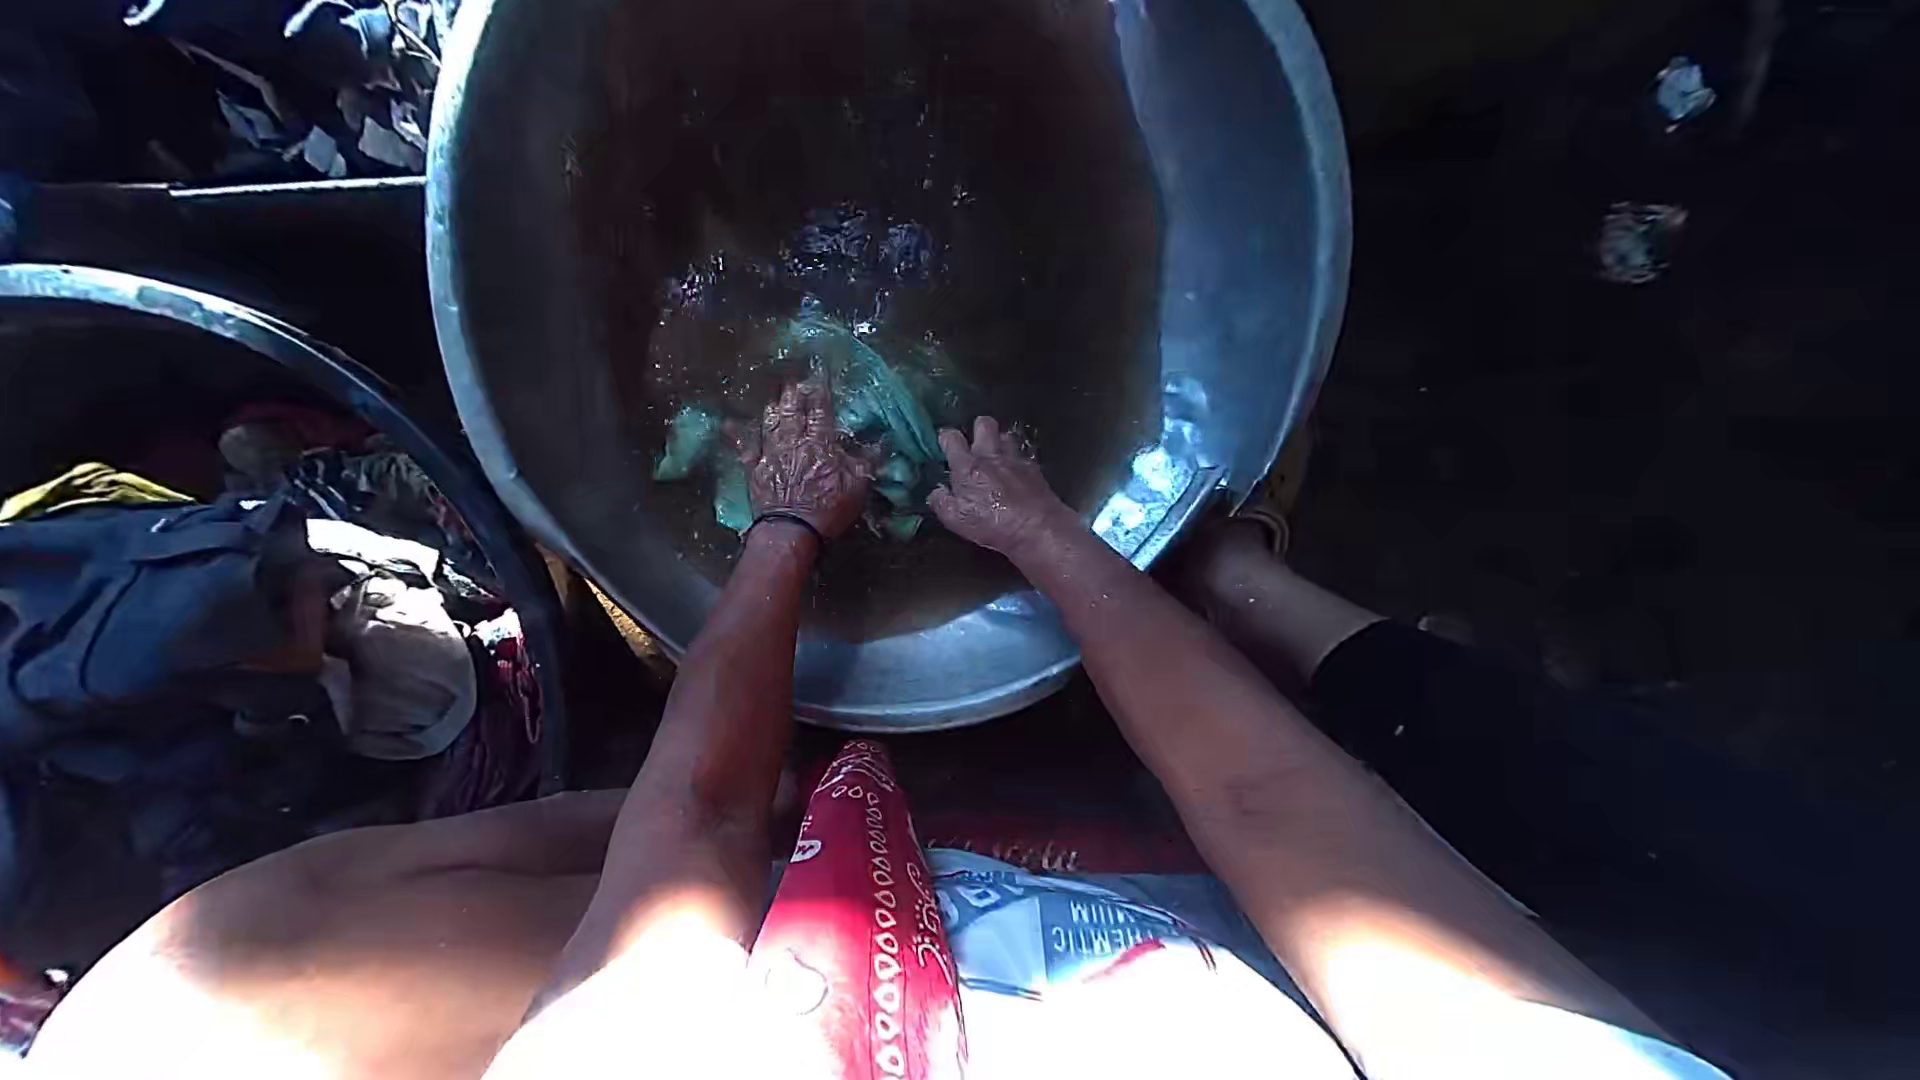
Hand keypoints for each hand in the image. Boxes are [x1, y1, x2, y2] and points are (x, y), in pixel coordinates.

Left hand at [737, 376, 871, 539]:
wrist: (792, 531)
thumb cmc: (829, 509)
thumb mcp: (858, 485)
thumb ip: (866, 460)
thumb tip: (880, 441)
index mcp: (820, 443)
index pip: (820, 409)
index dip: (820, 389)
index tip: (820, 373)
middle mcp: (793, 442)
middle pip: (791, 410)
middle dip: (793, 393)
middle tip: (794, 380)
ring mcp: (771, 455)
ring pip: (769, 423)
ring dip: (772, 407)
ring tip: (774, 396)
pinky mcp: (754, 470)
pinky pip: (744, 447)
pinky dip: (737, 434)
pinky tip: (729, 423)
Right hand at [927, 416, 1076, 558]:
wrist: (1036, 527)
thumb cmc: (993, 525)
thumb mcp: (956, 520)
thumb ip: (941, 502)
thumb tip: (937, 492)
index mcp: (967, 466)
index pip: (951, 437)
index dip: (946, 438)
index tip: (945, 444)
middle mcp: (990, 456)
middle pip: (983, 423)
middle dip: (977, 429)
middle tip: (975, 446)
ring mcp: (1014, 459)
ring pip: (1005, 435)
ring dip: (999, 442)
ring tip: (996, 458)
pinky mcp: (1033, 467)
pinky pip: (1022, 454)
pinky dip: (1016, 459)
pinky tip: (1015, 473)